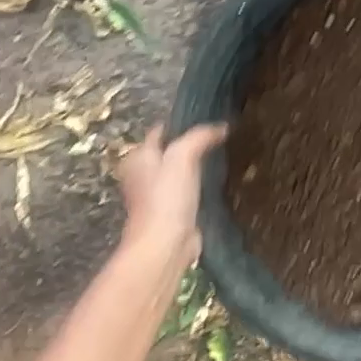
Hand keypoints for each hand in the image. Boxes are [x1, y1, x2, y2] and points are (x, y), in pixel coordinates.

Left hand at [117, 124, 226, 269]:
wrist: (166, 243)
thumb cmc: (167, 196)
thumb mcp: (182, 156)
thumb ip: (200, 137)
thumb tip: (222, 127)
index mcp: (138, 157)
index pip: (160, 131)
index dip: (181, 123)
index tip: (209, 118)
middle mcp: (143, 174)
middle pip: (170, 151)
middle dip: (191, 144)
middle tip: (221, 136)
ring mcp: (157, 195)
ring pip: (180, 171)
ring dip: (197, 166)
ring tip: (223, 155)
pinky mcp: (172, 212)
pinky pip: (188, 191)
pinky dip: (200, 186)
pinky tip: (217, 182)